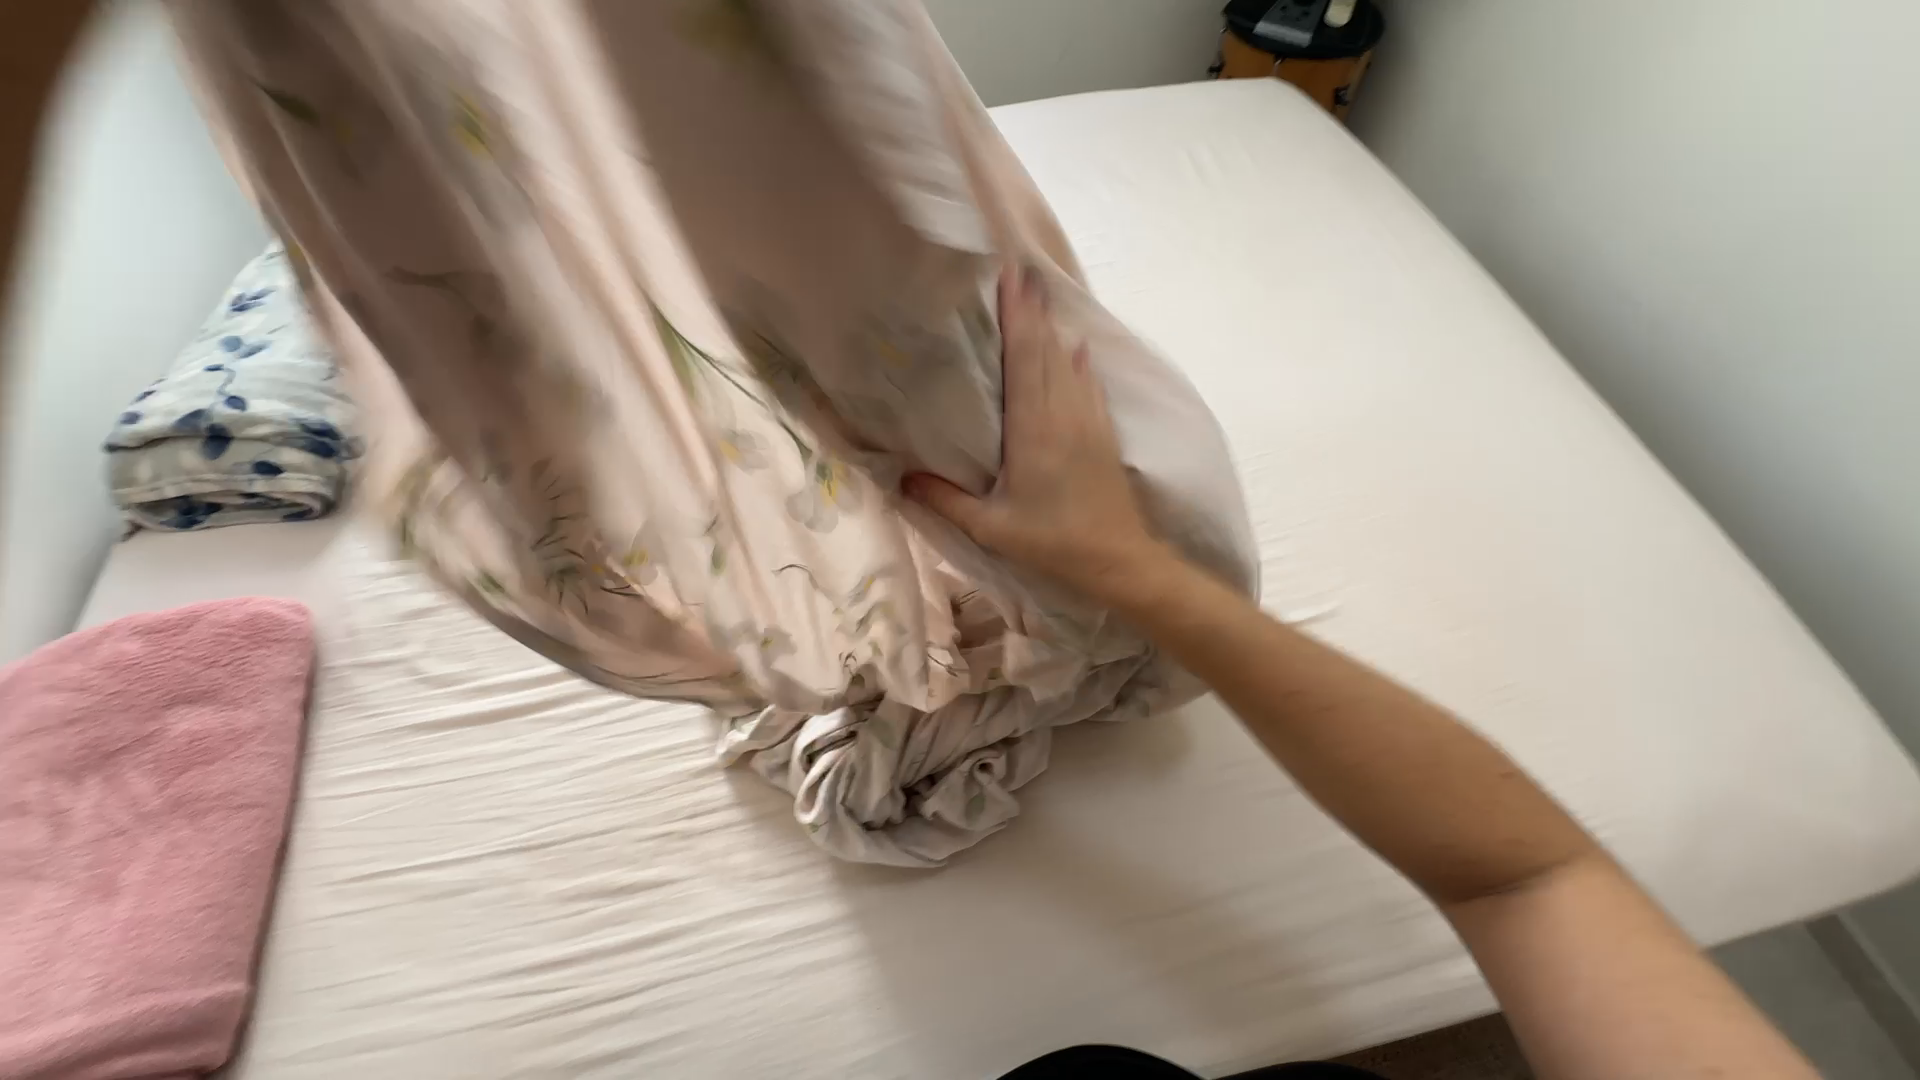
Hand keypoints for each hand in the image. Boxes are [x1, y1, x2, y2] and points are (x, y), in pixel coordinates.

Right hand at [904, 263, 1168, 605]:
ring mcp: (1089, 421)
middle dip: (1032, 311)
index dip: (1017, 319)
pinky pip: (1090, 385)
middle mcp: (1064, 414)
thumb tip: (902, 479)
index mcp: (1034, 430)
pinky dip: (1080, 362)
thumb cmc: (1053, 543)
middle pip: (1046, 351)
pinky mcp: (1104, 433)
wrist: (1119, 560)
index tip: (1009, 280)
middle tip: (1018, 272)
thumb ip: (947, 501)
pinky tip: (1077, 347)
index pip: (1025, 361)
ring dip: (1053, 328)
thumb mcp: (992, 528)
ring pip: (1069, 363)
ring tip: (1040, 297)